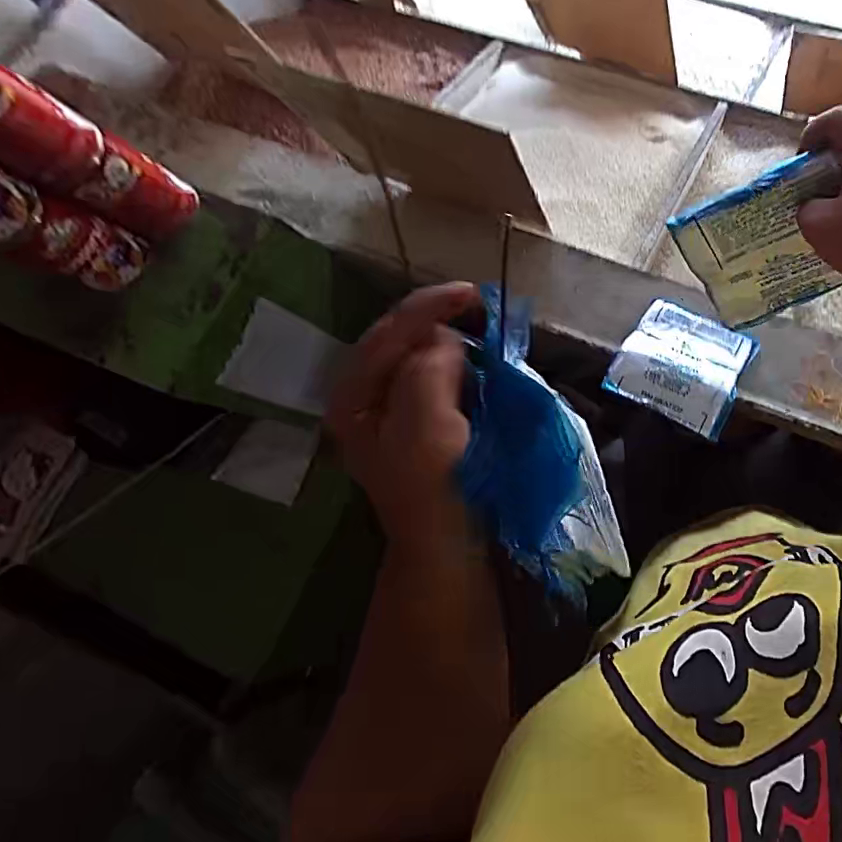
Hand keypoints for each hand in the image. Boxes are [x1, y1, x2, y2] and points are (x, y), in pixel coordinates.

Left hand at [328, 283, 480, 548]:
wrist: (451, 547)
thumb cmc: (438, 492)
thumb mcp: (426, 433)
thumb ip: (426, 376)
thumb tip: (445, 342)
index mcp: (355, 398)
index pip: (390, 333)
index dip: (430, 306)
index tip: (475, 294)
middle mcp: (366, 398)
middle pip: (402, 338)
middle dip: (441, 322)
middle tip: (484, 316)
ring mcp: (394, 411)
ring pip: (421, 356)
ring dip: (454, 343)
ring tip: (486, 337)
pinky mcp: (421, 422)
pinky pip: (439, 377)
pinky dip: (462, 365)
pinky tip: (481, 367)